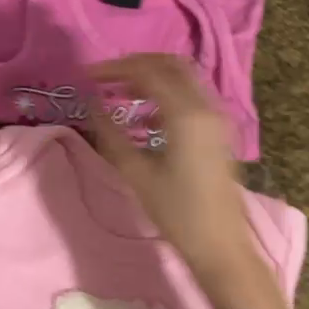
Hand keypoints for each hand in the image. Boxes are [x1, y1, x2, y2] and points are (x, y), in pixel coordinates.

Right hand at [87, 54, 259, 282]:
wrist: (220, 244)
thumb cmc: (176, 212)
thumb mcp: (135, 173)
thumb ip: (110, 133)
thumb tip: (91, 104)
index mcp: (185, 114)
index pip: (147, 71)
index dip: (114, 68)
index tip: (88, 76)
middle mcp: (206, 106)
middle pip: (170, 64)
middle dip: (136, 65)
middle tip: (106, 77)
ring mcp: (217, 117)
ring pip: (183, 77)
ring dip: (152, 78)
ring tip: (120, 94)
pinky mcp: (219, 130)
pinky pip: (191, 96)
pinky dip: (166, 94)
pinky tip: (145, 118)